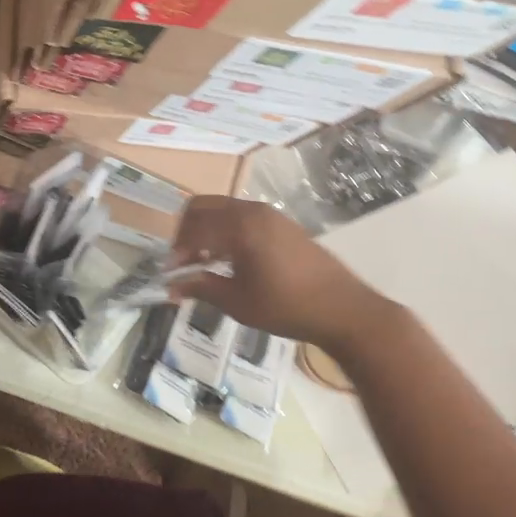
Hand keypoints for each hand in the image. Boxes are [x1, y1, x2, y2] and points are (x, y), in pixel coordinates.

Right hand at [168, 196, 393, 349]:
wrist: (344, 310)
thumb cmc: (286, 307)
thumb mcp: (237, 302)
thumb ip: (201, 287)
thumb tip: (171, 287)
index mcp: (239, 226)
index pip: (193, 228)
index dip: (177, 250)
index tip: (171, 274)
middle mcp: (252, 211)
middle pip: (203, 207)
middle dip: (187, 232)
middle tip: (183, 262)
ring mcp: (270, 214)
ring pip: (223, 210)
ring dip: (206, 230)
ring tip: (205, 262)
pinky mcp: (282, 224)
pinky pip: (241, 216)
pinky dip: (226, 230)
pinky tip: (230, 259)